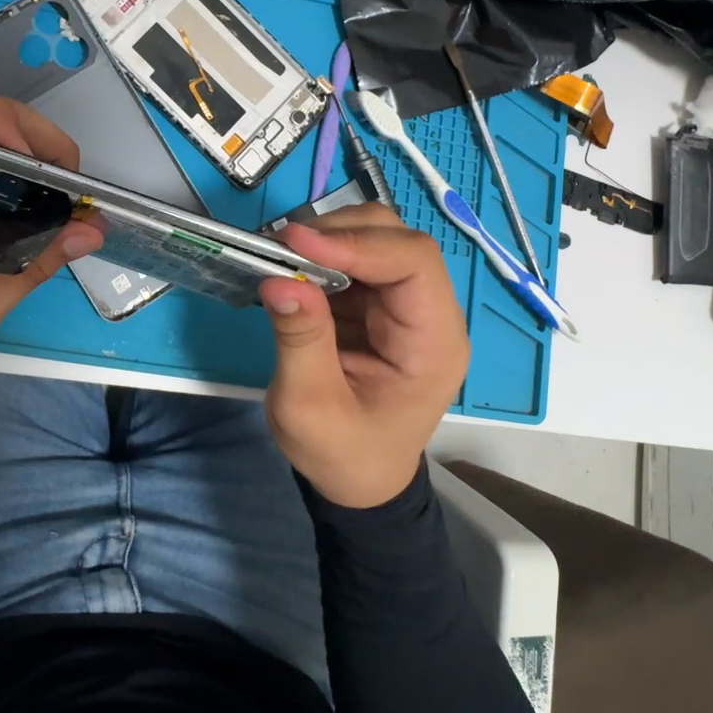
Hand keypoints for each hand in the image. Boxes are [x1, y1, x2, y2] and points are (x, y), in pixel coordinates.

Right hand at [258, 203, 468, 507]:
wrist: (358, 481)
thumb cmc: (342, 454)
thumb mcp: (310, 407)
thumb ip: (300, 341)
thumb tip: (279, 280)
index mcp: (433, 343)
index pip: (413, 263)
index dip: (357, 243)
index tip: (295, 243)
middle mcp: (429, 315)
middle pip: (398, 240)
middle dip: (339, 231)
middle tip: (281, 245)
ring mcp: (404, 307)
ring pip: (376, 241)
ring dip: (327, 238)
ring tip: (280, 254)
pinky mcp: (378, 306)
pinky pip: (354, 260)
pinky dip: (319, 254)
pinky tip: (290, 267)